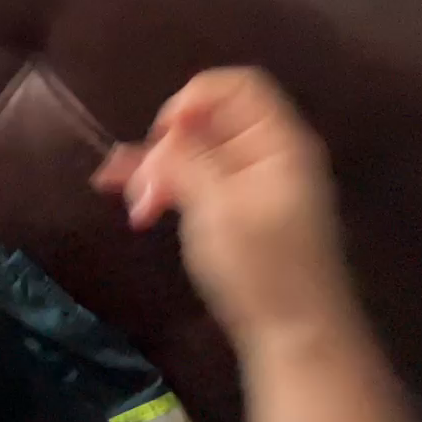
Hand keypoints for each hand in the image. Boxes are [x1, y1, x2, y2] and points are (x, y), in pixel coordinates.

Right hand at [92, 68, 356, 351]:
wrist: (294, 335)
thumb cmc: (262, 267)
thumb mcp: (218, 206)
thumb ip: (188, 160)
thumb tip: (164, 137)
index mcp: (277, 143)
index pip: (237, 86)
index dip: (194, 98)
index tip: (165, 132)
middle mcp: (264, 154)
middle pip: (206, 120)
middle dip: (165, 144)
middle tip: (143, 181)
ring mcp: (248, 182)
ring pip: (191, 151)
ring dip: (156, 168)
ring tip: (127, 196)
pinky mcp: (233, 208)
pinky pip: (192, 179)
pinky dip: (164, 185)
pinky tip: (133, 201)